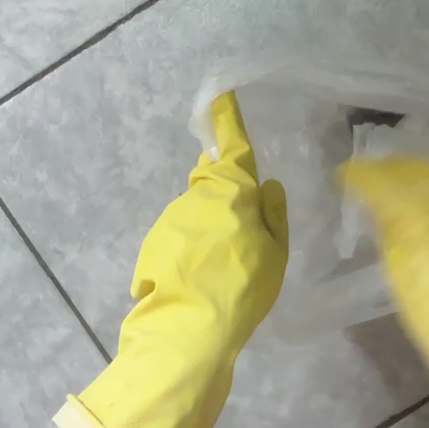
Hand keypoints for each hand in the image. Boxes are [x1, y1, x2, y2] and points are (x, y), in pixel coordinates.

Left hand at [54, 92, 287, 427]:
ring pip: (198, 212)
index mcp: (230, 191)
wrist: (186, 332)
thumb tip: (265, 185)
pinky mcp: (153, 244)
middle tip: (245, 230)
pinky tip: (202, 282)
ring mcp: (170, 220)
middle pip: (214, 182)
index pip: (231, 145)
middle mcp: (196, 196)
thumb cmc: (242, 288)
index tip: (220, 95)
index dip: (227, 119)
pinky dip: (193, 251)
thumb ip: (272, 213)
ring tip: (225, 271)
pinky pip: (181, 238)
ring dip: (211, 228)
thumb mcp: (275, 253)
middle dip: (228, 194)